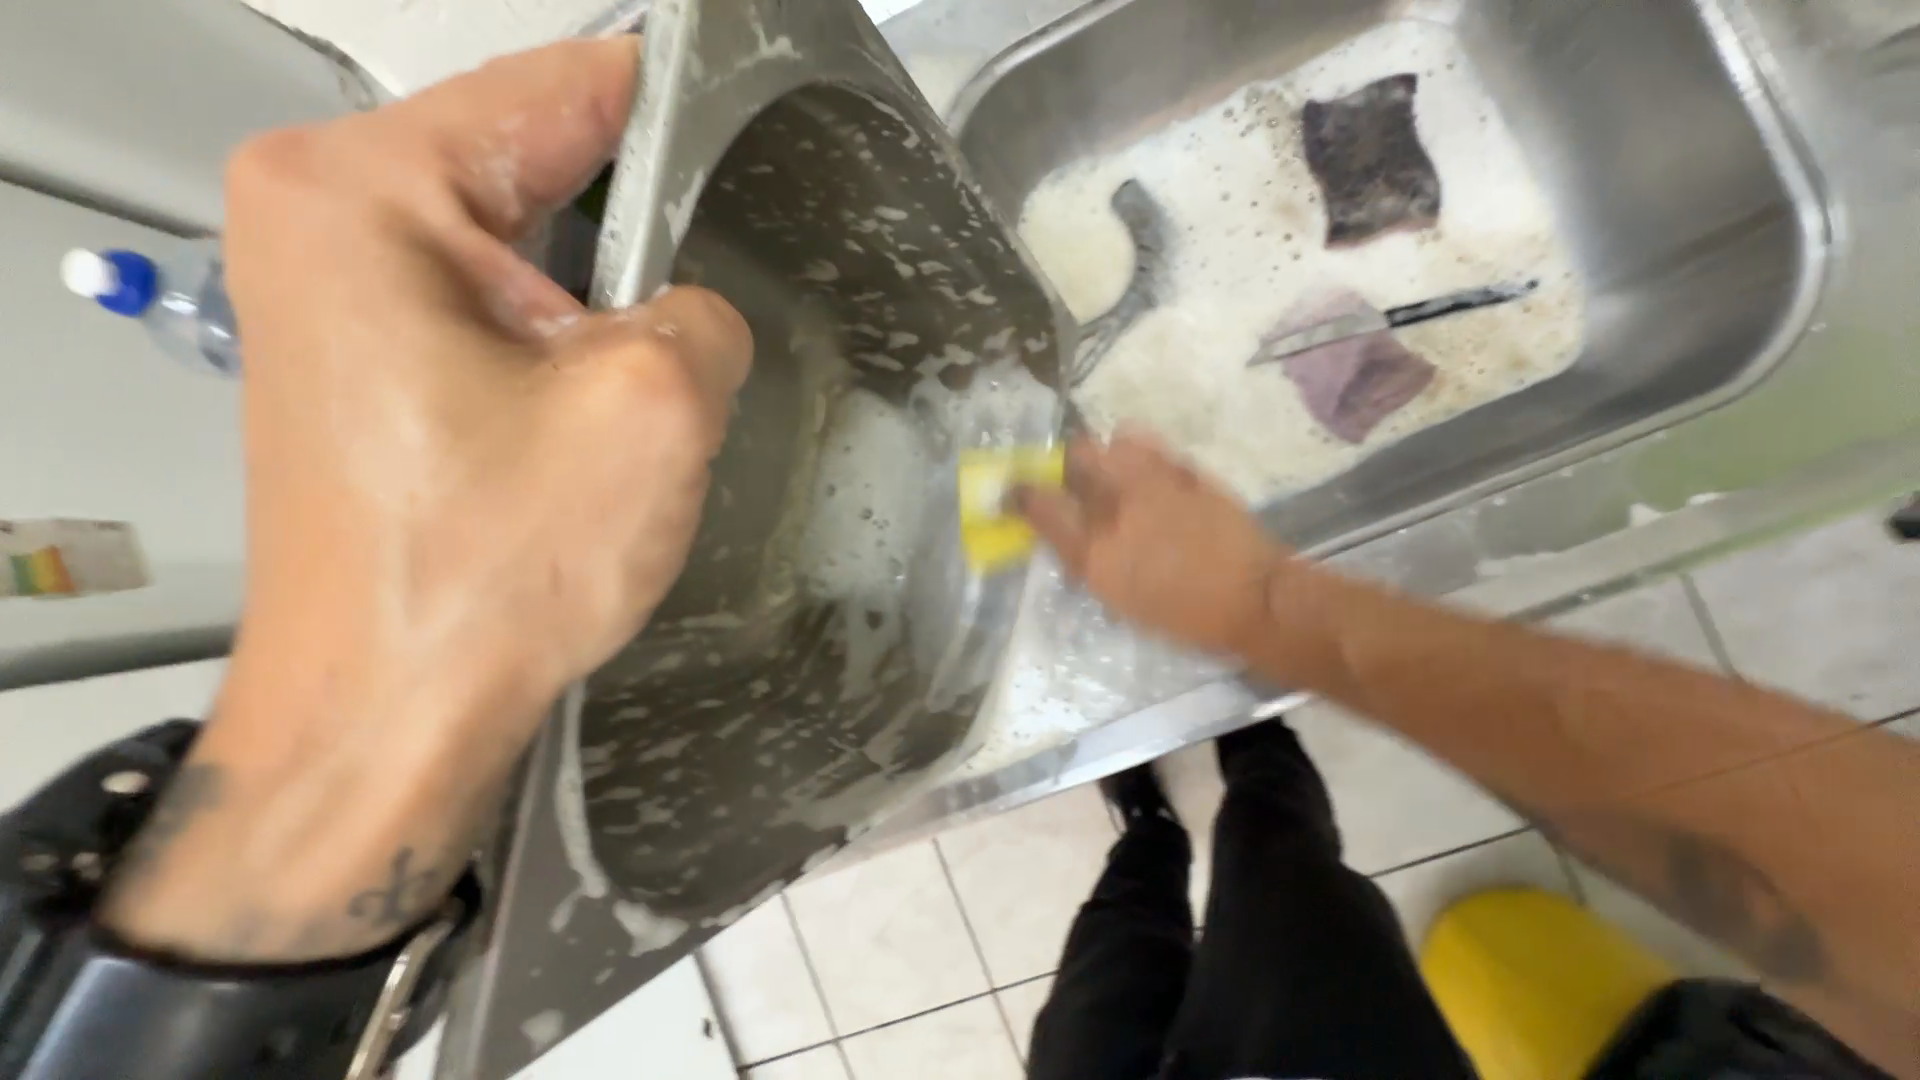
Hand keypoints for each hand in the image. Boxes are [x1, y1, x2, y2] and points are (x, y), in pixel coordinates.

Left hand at [102, 38, 752, 961]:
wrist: (391, 715)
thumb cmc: (499, 563)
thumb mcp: (654, 409)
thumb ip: (707, 316)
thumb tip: (693, 316)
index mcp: (369, 193)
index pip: (558, 91)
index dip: (673, 105)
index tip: (756, 112)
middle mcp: (329, 224)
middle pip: (539, 177)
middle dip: (645, 231)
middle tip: (727, 284)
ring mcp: (342, 303)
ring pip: (530, 260)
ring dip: (613, 304)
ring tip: (675, 363)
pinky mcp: (375, 375)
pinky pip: (504, 321)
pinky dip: (574, 346)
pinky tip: (617, 405)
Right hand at [1015, 430, 1285, 655]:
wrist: (1251, 599)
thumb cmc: (1184, 616)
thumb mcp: (1120, 602)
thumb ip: (1088, 562)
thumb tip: (1070, 536)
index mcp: (1095, 552)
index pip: (1038, 505)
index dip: (1018, 494)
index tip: (1014, 493)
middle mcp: (1116, 508)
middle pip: (1073, 459)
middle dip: (1065, 465)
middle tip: (1072, 479)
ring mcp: (1153, 483)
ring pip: (1109, 443)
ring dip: (1103, 455)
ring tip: (1112, 471)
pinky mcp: (1186, 470)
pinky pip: (1148, 442)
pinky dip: (1136, 448)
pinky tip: (1143, 465)